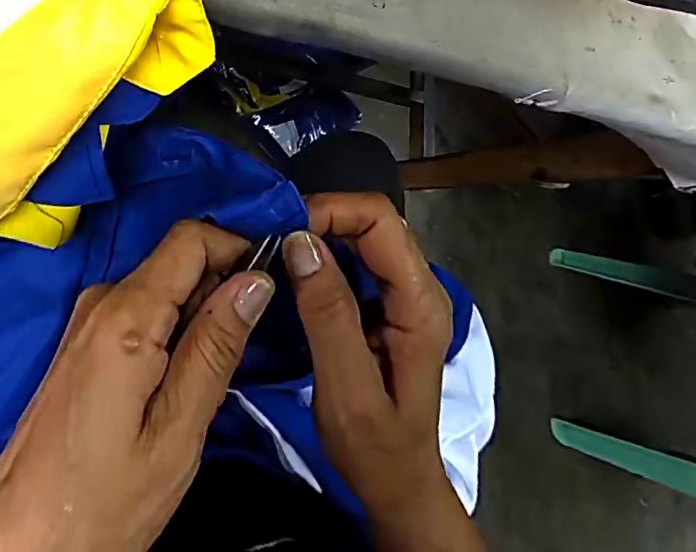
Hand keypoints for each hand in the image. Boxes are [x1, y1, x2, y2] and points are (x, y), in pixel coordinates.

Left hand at [0, 221, 275, 551]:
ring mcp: (89, 321)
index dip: (237, 250)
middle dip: (221, 287)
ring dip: (199, 311)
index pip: (193, 238)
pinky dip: (174, 327)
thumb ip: (218, 345)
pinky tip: (176, 379)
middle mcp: (102, 303)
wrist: (12, 551)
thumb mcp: (177, 431)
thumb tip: (257, 280)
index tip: (263, 291)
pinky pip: (146, 307)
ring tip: (206, 372)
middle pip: (181, 258)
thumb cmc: (97, 504)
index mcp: (126, 318)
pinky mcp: (86, 341)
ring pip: (167, 283)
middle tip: (235, 347)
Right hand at [286, 193, 483, 551]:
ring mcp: (409, 293)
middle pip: (377, 223)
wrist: (400, 485)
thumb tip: (301, 241)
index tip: (285, 226)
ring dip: (324, 235)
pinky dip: (328, 257)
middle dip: (325, 219)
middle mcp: (421, 285)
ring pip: (368, 238)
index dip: (334, 211)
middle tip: (274, 235)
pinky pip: (361, 261)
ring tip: (279, 248)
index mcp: (420, 300)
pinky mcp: (392, 304)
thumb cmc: (376, 450)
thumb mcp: (346, 390)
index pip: (382, 222)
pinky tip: (299, 270)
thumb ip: (328, 313)